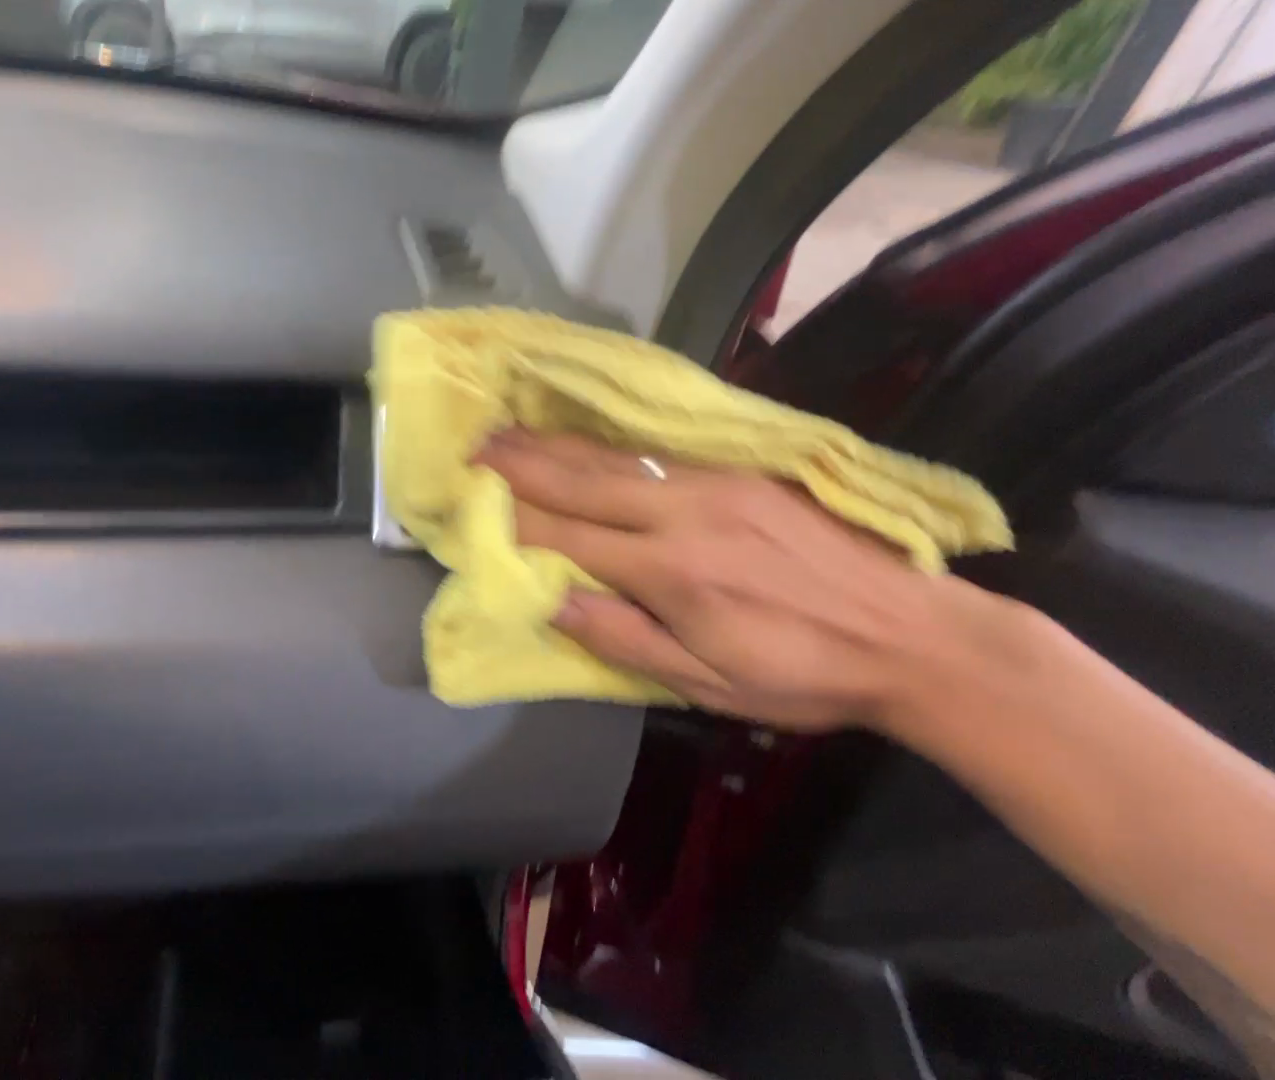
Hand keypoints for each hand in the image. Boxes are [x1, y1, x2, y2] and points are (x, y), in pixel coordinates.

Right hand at [474, 429, 1023, 733]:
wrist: (917, 637)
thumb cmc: (801, 675)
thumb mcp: (705, 682)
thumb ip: (622, 638)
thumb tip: (550, 598)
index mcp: (670, 570)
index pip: (565, 535)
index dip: (510, 520)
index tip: (466, 504)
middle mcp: (685, 512)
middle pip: (581, 479)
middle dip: (519, 463)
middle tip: (470, 447)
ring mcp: (718, 483)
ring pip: (616, 457)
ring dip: (554, 444)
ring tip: (507, 433)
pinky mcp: (747, 471)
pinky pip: (658, 452)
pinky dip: (606, 445)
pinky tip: (583, 440)